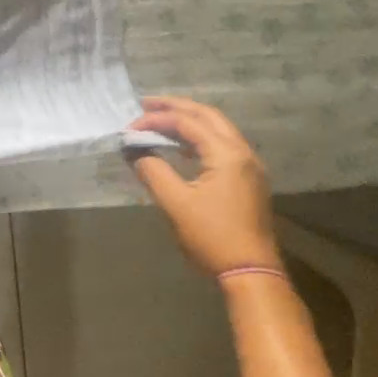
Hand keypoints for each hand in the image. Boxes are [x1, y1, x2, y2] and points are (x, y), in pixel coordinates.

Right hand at [126, 97, 280, 276]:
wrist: (250, 271)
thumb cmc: (211, 235)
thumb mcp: (174, 202)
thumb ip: (151, 169)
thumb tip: (133, 149)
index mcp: (227, 155)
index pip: (187, 123)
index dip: (154, 121)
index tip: (127, 130)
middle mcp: (243, 154)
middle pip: (208, 117)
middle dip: (176, 107)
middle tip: (144, 105)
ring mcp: (249, 167)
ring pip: (218, 130)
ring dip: (188, 121)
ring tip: (158, 121)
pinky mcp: (247, 180)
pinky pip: (222, 145)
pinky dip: (198, 137)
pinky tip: (179, 146)